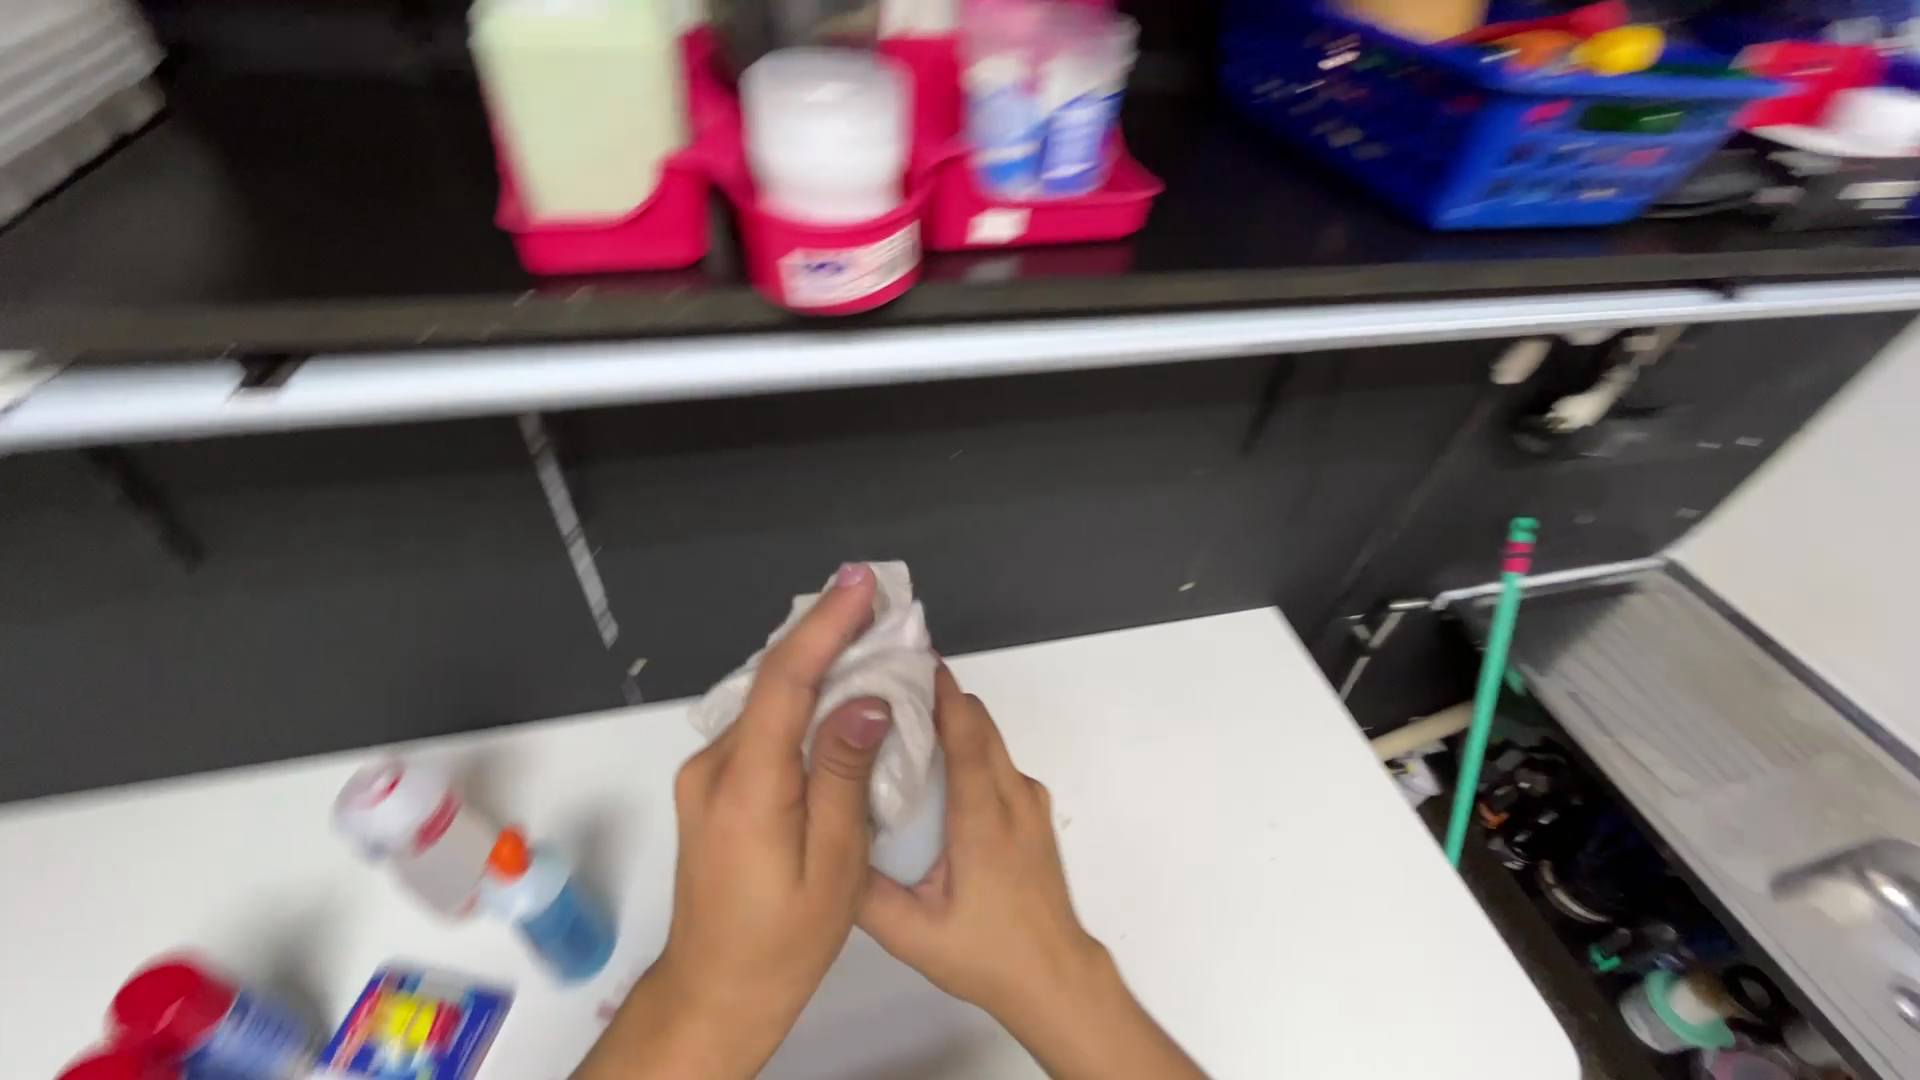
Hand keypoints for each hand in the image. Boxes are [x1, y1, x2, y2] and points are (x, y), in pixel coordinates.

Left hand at [575, 563, 894, 1079]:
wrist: (714, 991)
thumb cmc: (784, 941)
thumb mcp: (832, 867)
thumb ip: (844, 776)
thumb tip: (867, 700)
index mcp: (747, 787)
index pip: (785, 682)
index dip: (823, 626)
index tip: (860, 583)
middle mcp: (715, 766)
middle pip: (772, 679)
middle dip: (824, 631)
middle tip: (875, 597)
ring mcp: (708, 773)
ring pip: (767, 698)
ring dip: (815, 660)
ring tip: (866, 629)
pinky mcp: (714, 783)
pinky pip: (762, 723)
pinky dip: (801, 696)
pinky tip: (835, 687)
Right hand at [859, 666, 1206, 1079]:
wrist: (1055, 978)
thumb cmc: (986, 954)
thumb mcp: (913, 935)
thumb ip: (866, 892)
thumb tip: (828, 839)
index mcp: (984, 819)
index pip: (968, 734)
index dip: (942, 692)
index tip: (911, 661)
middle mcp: (1013, 797)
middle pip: (980, 723)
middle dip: (941, 697)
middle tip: (891, 687)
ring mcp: (1030, 801)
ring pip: (992, 739)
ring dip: (956, 720)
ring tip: (906, 721)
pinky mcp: (1035, 811)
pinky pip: (1000, 761)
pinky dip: (971, 746)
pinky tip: (937, 767)